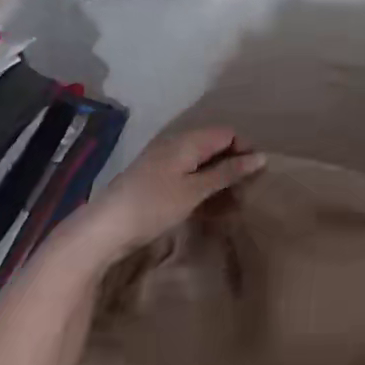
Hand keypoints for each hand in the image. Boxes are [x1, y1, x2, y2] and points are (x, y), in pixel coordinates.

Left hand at [61, 126, 264, 260]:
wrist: (103, 230)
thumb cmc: (153, 206)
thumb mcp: (195, 190)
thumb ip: (228, 172)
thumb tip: (261, 157)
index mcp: (187, 141)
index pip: (228, 133)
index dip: (245, 150)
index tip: (256, 176)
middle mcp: (177, 145)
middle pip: (216, 148)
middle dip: (234, 168)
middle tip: (247, 194)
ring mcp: (165, 163)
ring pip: (203, 165)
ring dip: (220, 182)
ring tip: (233, 207)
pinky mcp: (157, 181)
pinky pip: (189, 177)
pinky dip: (203, 190)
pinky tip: (211, 211)